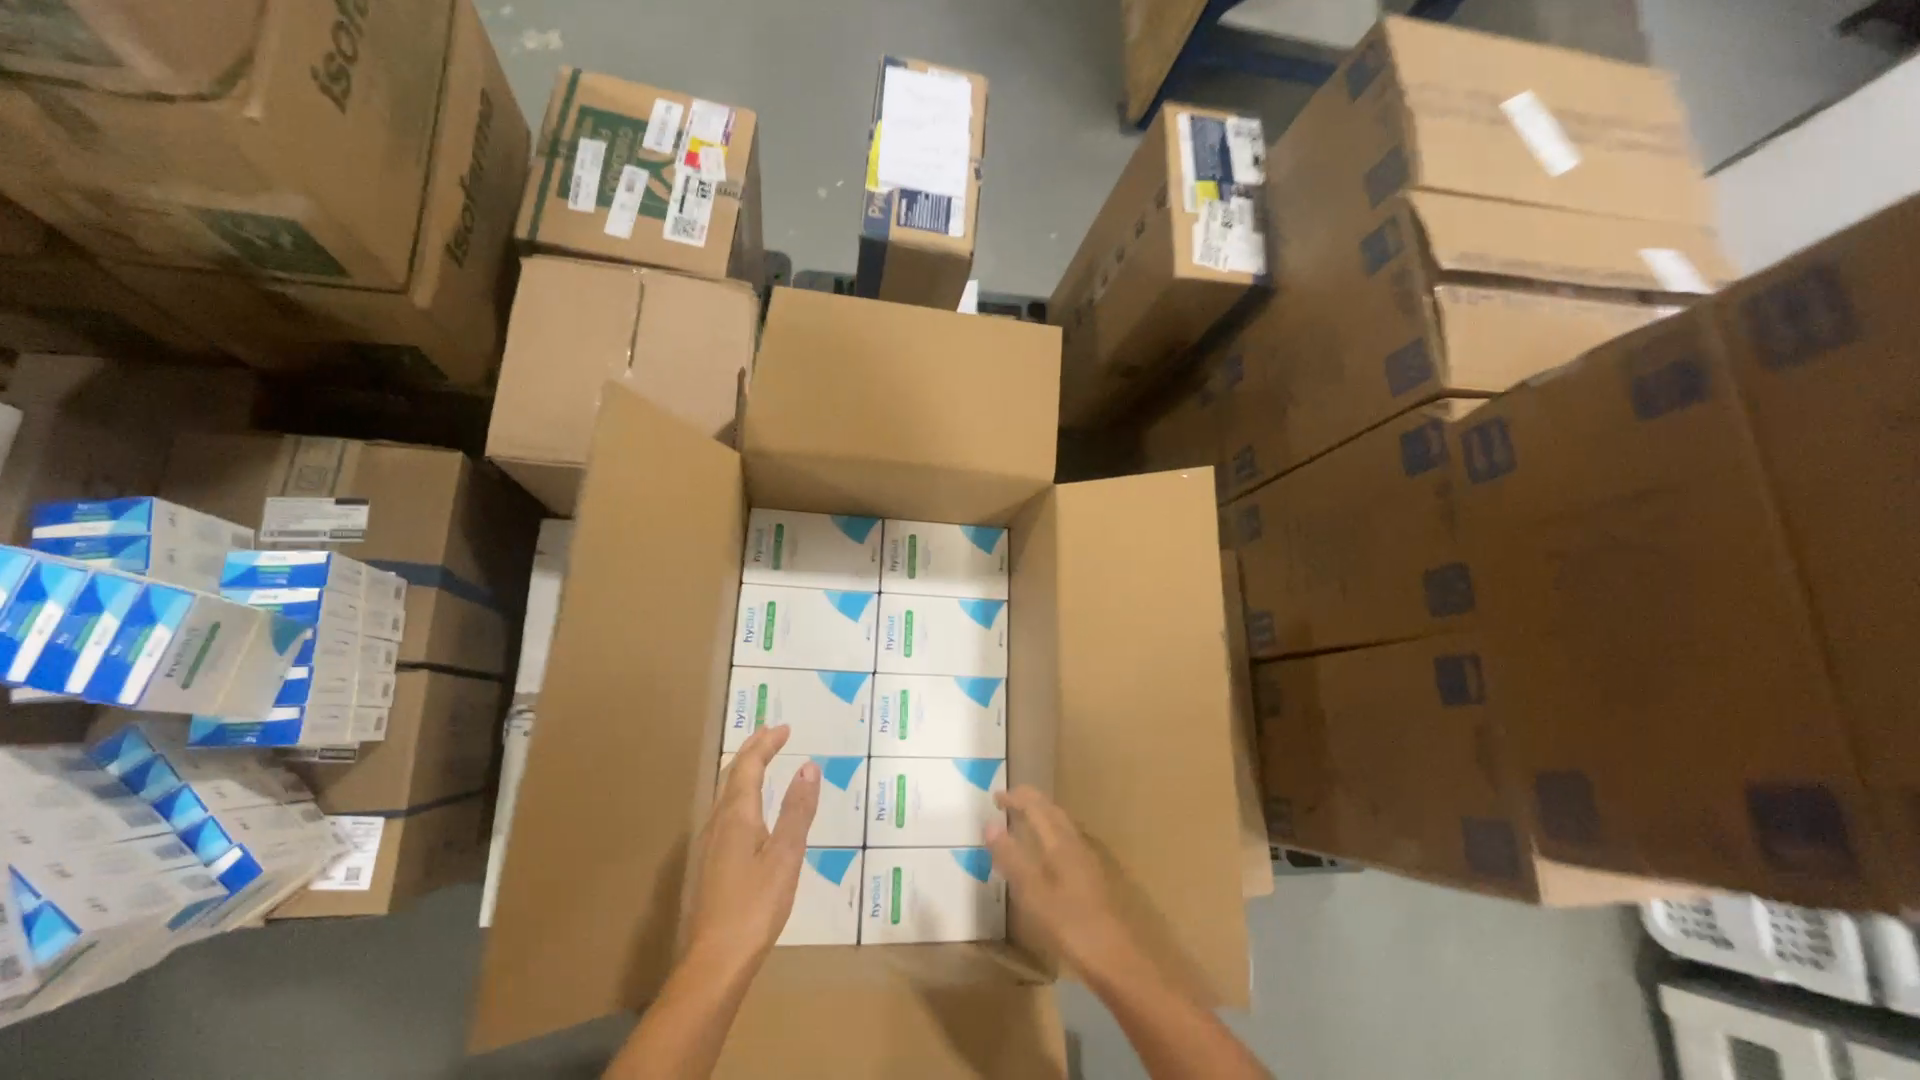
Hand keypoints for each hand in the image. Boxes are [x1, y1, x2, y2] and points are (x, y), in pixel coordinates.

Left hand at [683, 725, 819, 978]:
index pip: (749, 766)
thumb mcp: (786, 856)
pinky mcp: (709, 865)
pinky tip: (749, 814)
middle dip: (753, 752)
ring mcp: (709, 845)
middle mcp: (717, 823)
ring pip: (725, 795)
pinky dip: (740, 796)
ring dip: (744, 773)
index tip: (784, 727)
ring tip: (761, 765)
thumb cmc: (756, 905)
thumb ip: (798, 811)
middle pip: (732, 776)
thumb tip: (809, 766)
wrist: (716, 958)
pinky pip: (725, 814)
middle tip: (772, 735)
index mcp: (737, 816)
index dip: (766, 744)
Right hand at [984, 786, 1135, 975]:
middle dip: (1030, 802)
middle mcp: (1077, 844)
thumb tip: (990, 825)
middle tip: (1008, 803)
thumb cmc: (1070, 925)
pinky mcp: (1095, 877)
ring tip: (1024, 822)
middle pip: (1053, 812)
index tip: (995, 797)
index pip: (1037, 808)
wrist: (1118, 957)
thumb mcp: (1032, 894)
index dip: (1016, 798)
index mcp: (1060, 844)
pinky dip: (1052, 836)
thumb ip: (1011, 858)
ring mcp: (1089, 860)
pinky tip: (1049, 856)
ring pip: (1063, 826)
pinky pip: (1069, 842)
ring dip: (1043, 817)